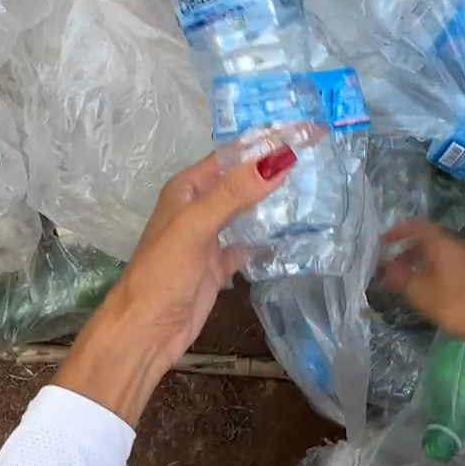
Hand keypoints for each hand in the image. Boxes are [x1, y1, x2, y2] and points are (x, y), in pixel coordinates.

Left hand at [53, 146, 294, 425]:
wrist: (145, 332)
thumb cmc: (162, 274)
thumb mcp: (196, 227)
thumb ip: (234, 194)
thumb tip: (280, 160)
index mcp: (187, 189)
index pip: (232, 156)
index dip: (265, 143)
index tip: (304, 133)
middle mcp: (199, 208)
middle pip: (243, 180)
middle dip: (275, 169)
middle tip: (319, 158)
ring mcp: (210, 237)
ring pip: (249, 212)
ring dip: (276, 202)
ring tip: (316, 189)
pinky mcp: (219, 265)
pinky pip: (250, 244)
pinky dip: (270, 240)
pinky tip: (296, 235)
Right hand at [379, 218, 464, 376]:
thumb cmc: (458, 307)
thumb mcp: (421, 294)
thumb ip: (399, 278)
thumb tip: (385, 266)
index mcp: (444, 246)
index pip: (418, 226)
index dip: (399, 230)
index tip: (385, 242)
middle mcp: (462, 248)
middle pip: (432, 241)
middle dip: (411, 253)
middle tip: (397, 270)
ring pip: (446, 256)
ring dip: (427, 265)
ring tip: (417, 285)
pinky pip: (459, 267)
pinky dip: (443, 273)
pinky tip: (442, 295)